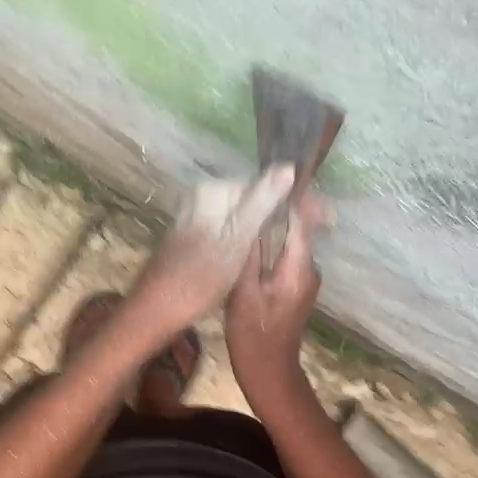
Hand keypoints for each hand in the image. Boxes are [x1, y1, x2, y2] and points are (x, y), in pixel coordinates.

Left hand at [127, 166, 295, 335]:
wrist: (157, 310)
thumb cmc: (200, 278)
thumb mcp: (237, 240)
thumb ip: (261, 202)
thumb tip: (289, 167)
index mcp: (213, 191)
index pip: (262, 184)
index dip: (289, 201)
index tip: (319, 218)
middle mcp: (203, 196)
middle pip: (253, 199)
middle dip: (278, 215)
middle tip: (309, 233)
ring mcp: (198, 215)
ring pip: (243, 216)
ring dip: (265, 229)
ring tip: (288, 247)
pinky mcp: (196, 234)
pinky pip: (231, 229)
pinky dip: (247, 240)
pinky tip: (260, 256)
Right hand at [225, 193, 325, 378]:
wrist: (269, 372)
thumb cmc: (252, 334)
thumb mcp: (243, 292)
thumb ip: (251, 252)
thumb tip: (253, 214)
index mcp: (299, 267)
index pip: (302, 218)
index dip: (291, 194)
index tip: (273, 171)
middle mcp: (310, 268)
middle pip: (297, 226)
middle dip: (276, 208)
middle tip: (248, 191)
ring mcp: (306, 277)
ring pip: (290, 240)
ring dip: (271, 226)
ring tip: (244, 211)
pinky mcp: (298, 284)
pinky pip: (287, 254)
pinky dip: (271, 244)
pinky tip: (249, 240)